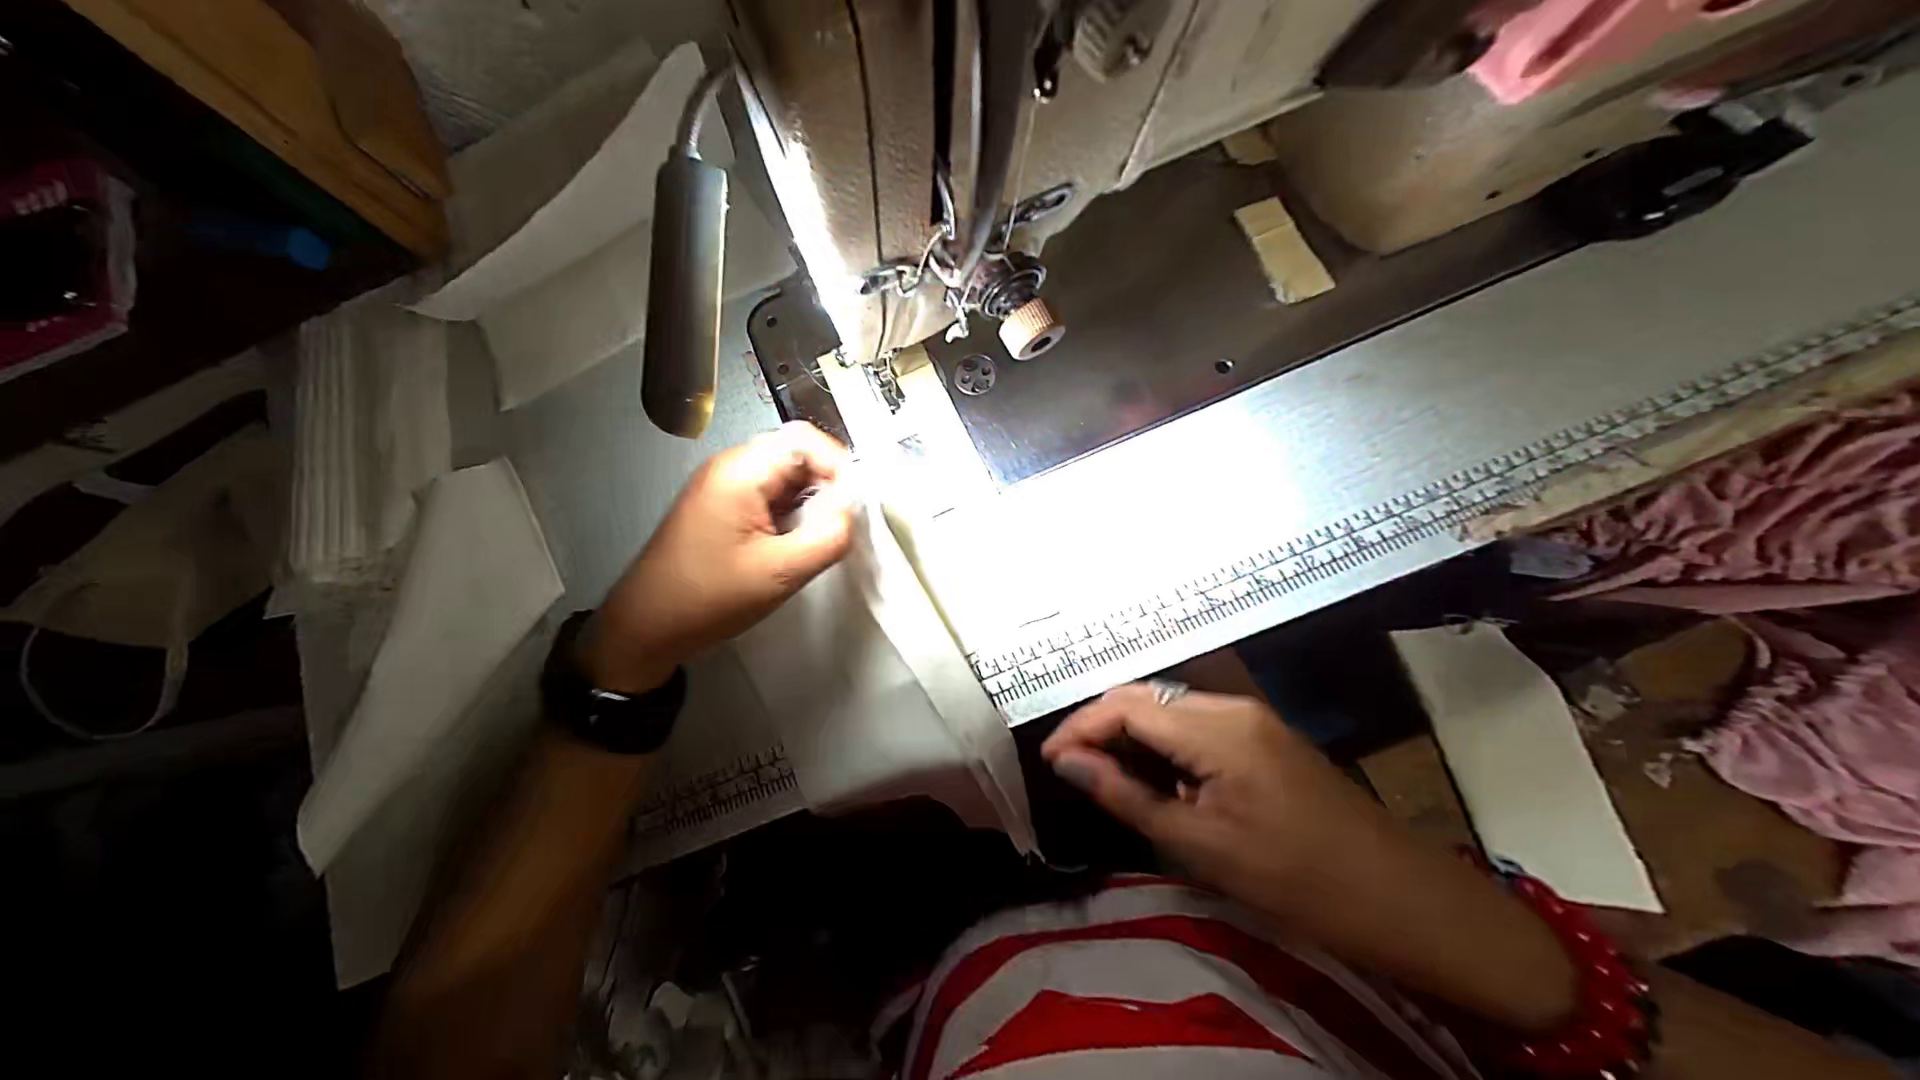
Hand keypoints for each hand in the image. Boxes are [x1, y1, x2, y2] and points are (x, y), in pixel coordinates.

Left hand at [580, 422, 855, 691]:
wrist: (646, 628)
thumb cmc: (710, 598)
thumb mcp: (780, 572)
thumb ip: (829, 536)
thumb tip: (856, 507)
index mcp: (740, 471)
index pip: (805, 440)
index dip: (839, 466)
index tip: (857, 505)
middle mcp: (731, 466)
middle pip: (796, 451)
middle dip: (829, 482)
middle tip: (846, 520)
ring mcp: (725, 485)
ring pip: (787, 473)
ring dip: (813, 497)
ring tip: (826, 532)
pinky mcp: (724, 505)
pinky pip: (771, 492)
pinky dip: (794, 509)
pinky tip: (801, 537)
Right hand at [1043, 684, 1580, 1031]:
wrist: (1402, 899)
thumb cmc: (1296, 881)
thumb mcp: (1199, 845)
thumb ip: (1125, 795)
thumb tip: (1066, 762)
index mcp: (1216, 729)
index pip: (1126, 705)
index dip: (1080, 727)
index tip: (1050, 761)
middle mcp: (1232, 706)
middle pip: (1145, 697)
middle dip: (1100, 725)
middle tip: (1070, 767)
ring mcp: (1252, 716)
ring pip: (1168, 706)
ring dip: (1129, 732)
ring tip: (1102, 772)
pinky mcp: (1263, 733)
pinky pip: (1195, 721)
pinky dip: (1162, 740)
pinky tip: (1151, 772)